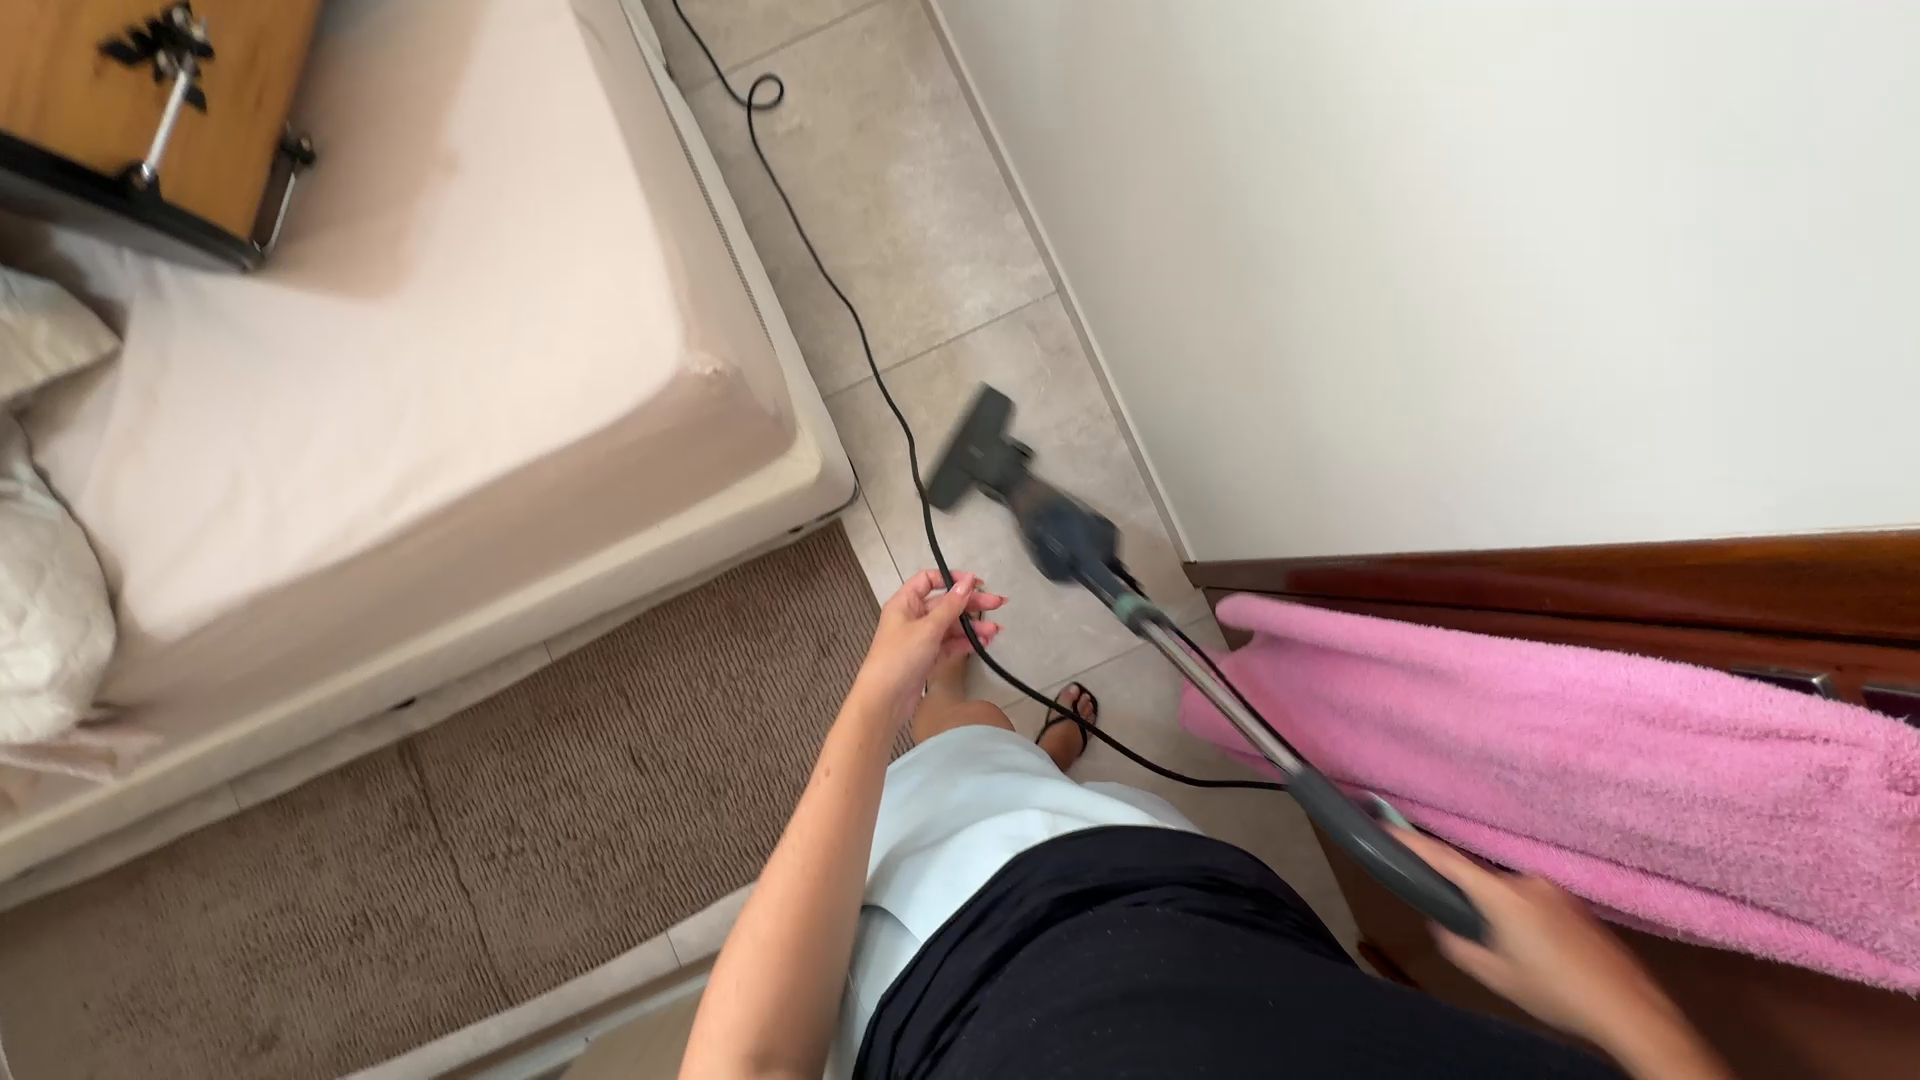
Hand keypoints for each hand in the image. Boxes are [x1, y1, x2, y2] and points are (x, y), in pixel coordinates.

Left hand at [851, 570, 1003, 724]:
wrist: (885, 700)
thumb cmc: (900, 657)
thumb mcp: (928, 627)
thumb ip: (951, 605)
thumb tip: (967, 581)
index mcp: (905, 602)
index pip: (928, 580)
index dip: (951, 578)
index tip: (975, 583)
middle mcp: (913, 617)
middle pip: (945, 603)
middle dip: (971, 603)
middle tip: (998, 603)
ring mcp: (921, 638)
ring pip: (951, 625)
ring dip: (973, 626)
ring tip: (995, 630)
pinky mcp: (928, 657)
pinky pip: (950, 644)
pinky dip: (966, 642)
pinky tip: (983, 643)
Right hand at [1392, 829, 1728, 1078]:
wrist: (1637, 1015)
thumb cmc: (1558, 994)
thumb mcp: (1494, 976)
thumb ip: (1456, 944)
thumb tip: (1441, 924)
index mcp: (1502, 895)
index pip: (1446, 860)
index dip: (1412, 841)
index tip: (1385, 823)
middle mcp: (1527, 882)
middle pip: (1480, 880)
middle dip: (1468, 900)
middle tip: (1469, 931)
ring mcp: (1555, 892)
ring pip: (1508, 895)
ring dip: (1500, 915)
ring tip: (1514, 955)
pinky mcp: (1576, 907)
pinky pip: (1533, 903)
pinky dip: (1525, 921)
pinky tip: (1540, 955)